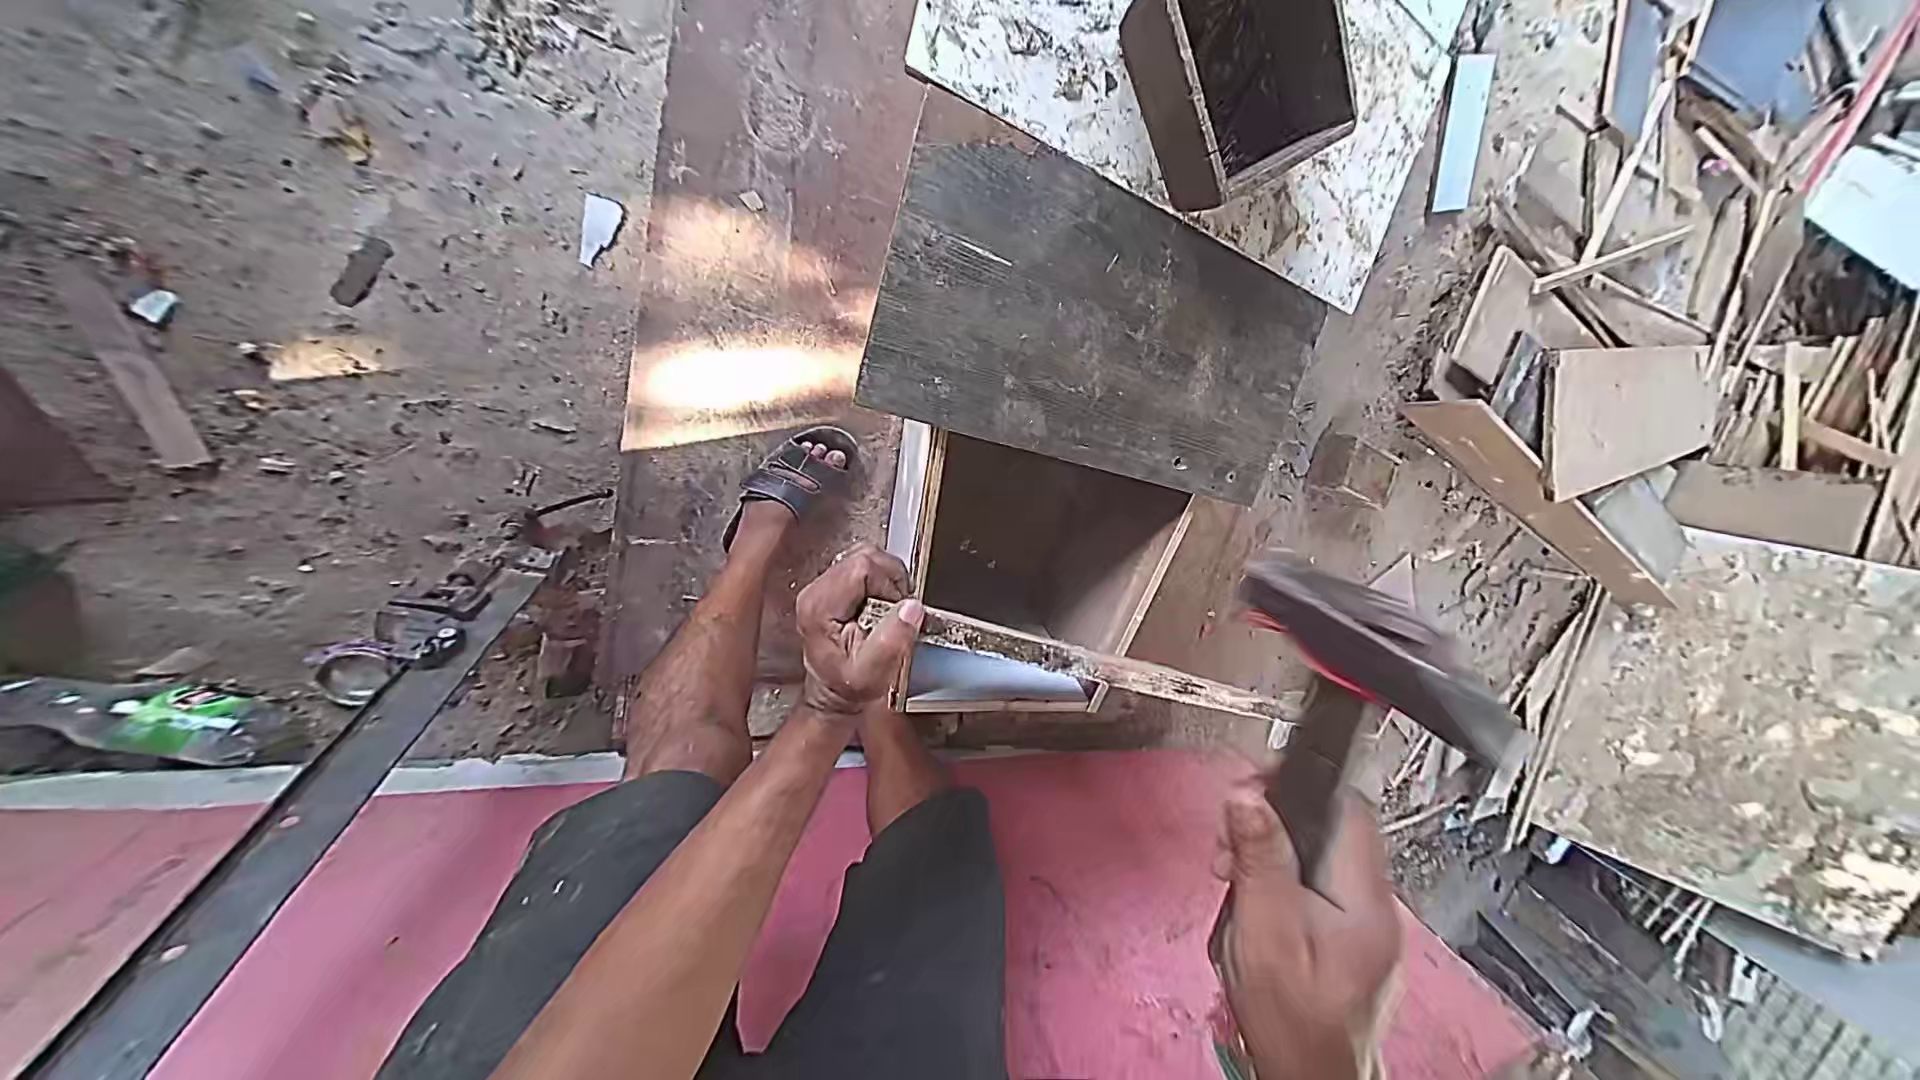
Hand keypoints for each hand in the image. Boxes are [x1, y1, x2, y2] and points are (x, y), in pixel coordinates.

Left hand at [794, 543, 923, 715]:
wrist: (835, 693)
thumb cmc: (848, 686)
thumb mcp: (873, 673)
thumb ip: (892, 641)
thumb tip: (911, 609)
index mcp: (819, 606)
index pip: (863, 568)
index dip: (888, 585)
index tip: (893, 612)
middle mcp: (816, 591)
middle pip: (866, 557)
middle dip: (891, 581)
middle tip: (893, 612)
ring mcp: (823, 585)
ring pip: (867, 556)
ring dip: (888, 579)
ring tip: (888, 609)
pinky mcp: (833, 583)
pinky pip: (865, 564)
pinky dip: (882, 579)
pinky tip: (882, 604)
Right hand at [1214, 788, 1401, 1079]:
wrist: (1310, 1078)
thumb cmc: (1293, 1017)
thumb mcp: (1266, 930)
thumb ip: (1259, 860)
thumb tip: (1245, 797)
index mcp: (1364, 897)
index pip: (1347, 807)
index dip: (1298, 782)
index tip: (1253, 779)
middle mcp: (1372, 901)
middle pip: (1323, 824)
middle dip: (1268, 819)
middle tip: (1228, 840)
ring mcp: (1360, 915)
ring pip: (1311, 848)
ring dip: (1264, 847)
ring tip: (1231, 871)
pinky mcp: (1343, 927)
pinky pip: (1308, 875)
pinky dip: (1273, 871)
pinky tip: (1248, 891)